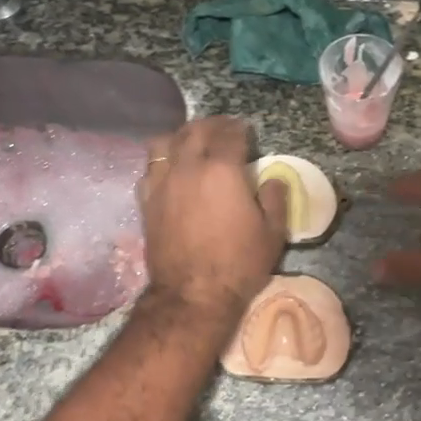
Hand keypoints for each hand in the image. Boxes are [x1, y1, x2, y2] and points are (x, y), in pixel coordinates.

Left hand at [139, 117, 287, 317]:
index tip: (248, 132)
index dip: (241, 129)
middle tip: (224, 130)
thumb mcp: (272, 234)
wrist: (192, 295)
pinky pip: (149, 169)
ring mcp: (162, 183)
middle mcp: (188, 167)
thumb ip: (275, 199)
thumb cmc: (238, 265)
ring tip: (192, 143)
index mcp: (222, 170)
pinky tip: (171, 171)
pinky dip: (161, 162)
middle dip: (212, 125)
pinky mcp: (146, 202)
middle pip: (195, 130)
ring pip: (164, 143)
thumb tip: (272, 179)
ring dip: (181, 136)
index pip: (231, 134)